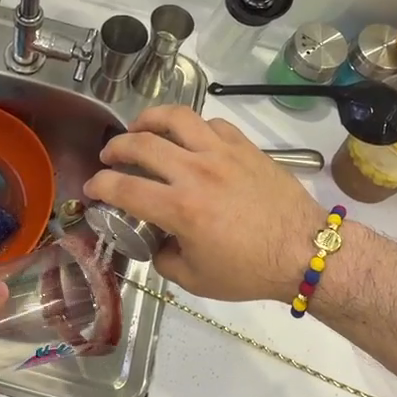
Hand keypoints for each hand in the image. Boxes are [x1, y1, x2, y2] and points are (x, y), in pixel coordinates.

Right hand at [83, 107, 323, 302]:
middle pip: (141, 143)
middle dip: (115, 147)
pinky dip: (191, 127)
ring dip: (149, 119)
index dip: (99, 185)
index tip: (92, 188)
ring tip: (140, 128)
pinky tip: (187, 138)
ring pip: (176, 117)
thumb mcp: (196, 279)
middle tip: (109, 156)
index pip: (123, 187)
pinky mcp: (244, 146)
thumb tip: (154, 242)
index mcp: (180, 209)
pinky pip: (210, 123)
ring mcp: (221, 153)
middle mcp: (196, 173)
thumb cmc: (250, 271)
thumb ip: (165, 258)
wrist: (303, 252)